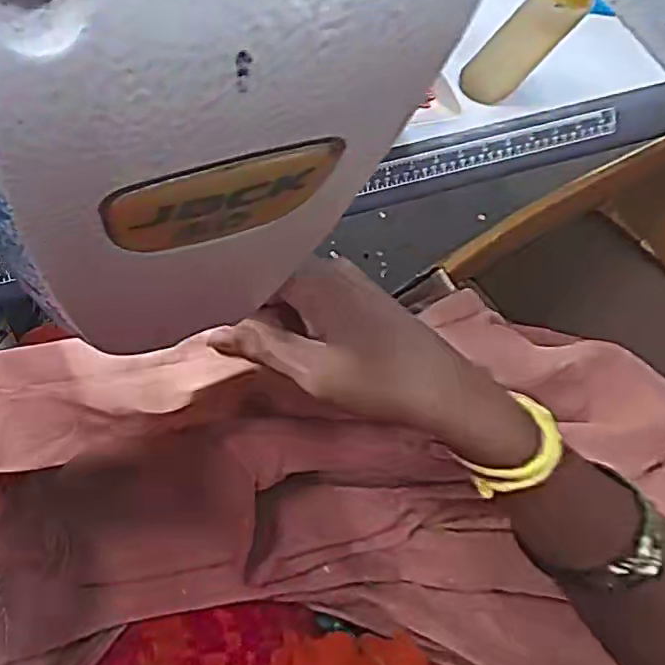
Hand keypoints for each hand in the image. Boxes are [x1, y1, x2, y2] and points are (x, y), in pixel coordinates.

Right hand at [209, 257, 539, 467]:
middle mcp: (332, 269)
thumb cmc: (380, 382)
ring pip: (294, 295)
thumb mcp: (311, 370)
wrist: (451, 394)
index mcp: (315, 278)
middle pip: (273, 284)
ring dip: (278, 321)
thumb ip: (260, 346)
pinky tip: (299, 348)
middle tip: (237, 346)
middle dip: (253, 312)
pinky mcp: (363, 300)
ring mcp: (350, 282)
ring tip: (265, 349)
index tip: (214, 325)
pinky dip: (300, 323)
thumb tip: (215, 333)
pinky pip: (315, 303)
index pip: (253, 276)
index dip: (231, 301)